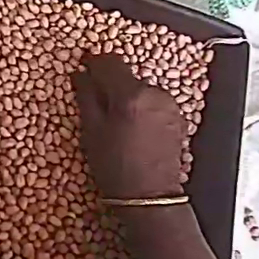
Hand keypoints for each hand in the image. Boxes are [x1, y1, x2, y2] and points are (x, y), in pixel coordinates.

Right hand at [71, 53, 189, 199]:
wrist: (149, 196)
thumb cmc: (115, 167)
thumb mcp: (92, 131)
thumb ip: (86, 97)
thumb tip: (80, 75)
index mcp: (131, 94)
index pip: (110, 62)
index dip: (93, 62)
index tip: (83, 66)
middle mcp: (155, 93)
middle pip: (127, 76)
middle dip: (110, 85)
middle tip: (94, 104)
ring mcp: (170, 104)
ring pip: (140, 89)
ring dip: (126, 97)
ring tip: (114, 122)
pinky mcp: (178, 117)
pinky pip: (153, 103)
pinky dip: (141, 108)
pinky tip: (132, 129)